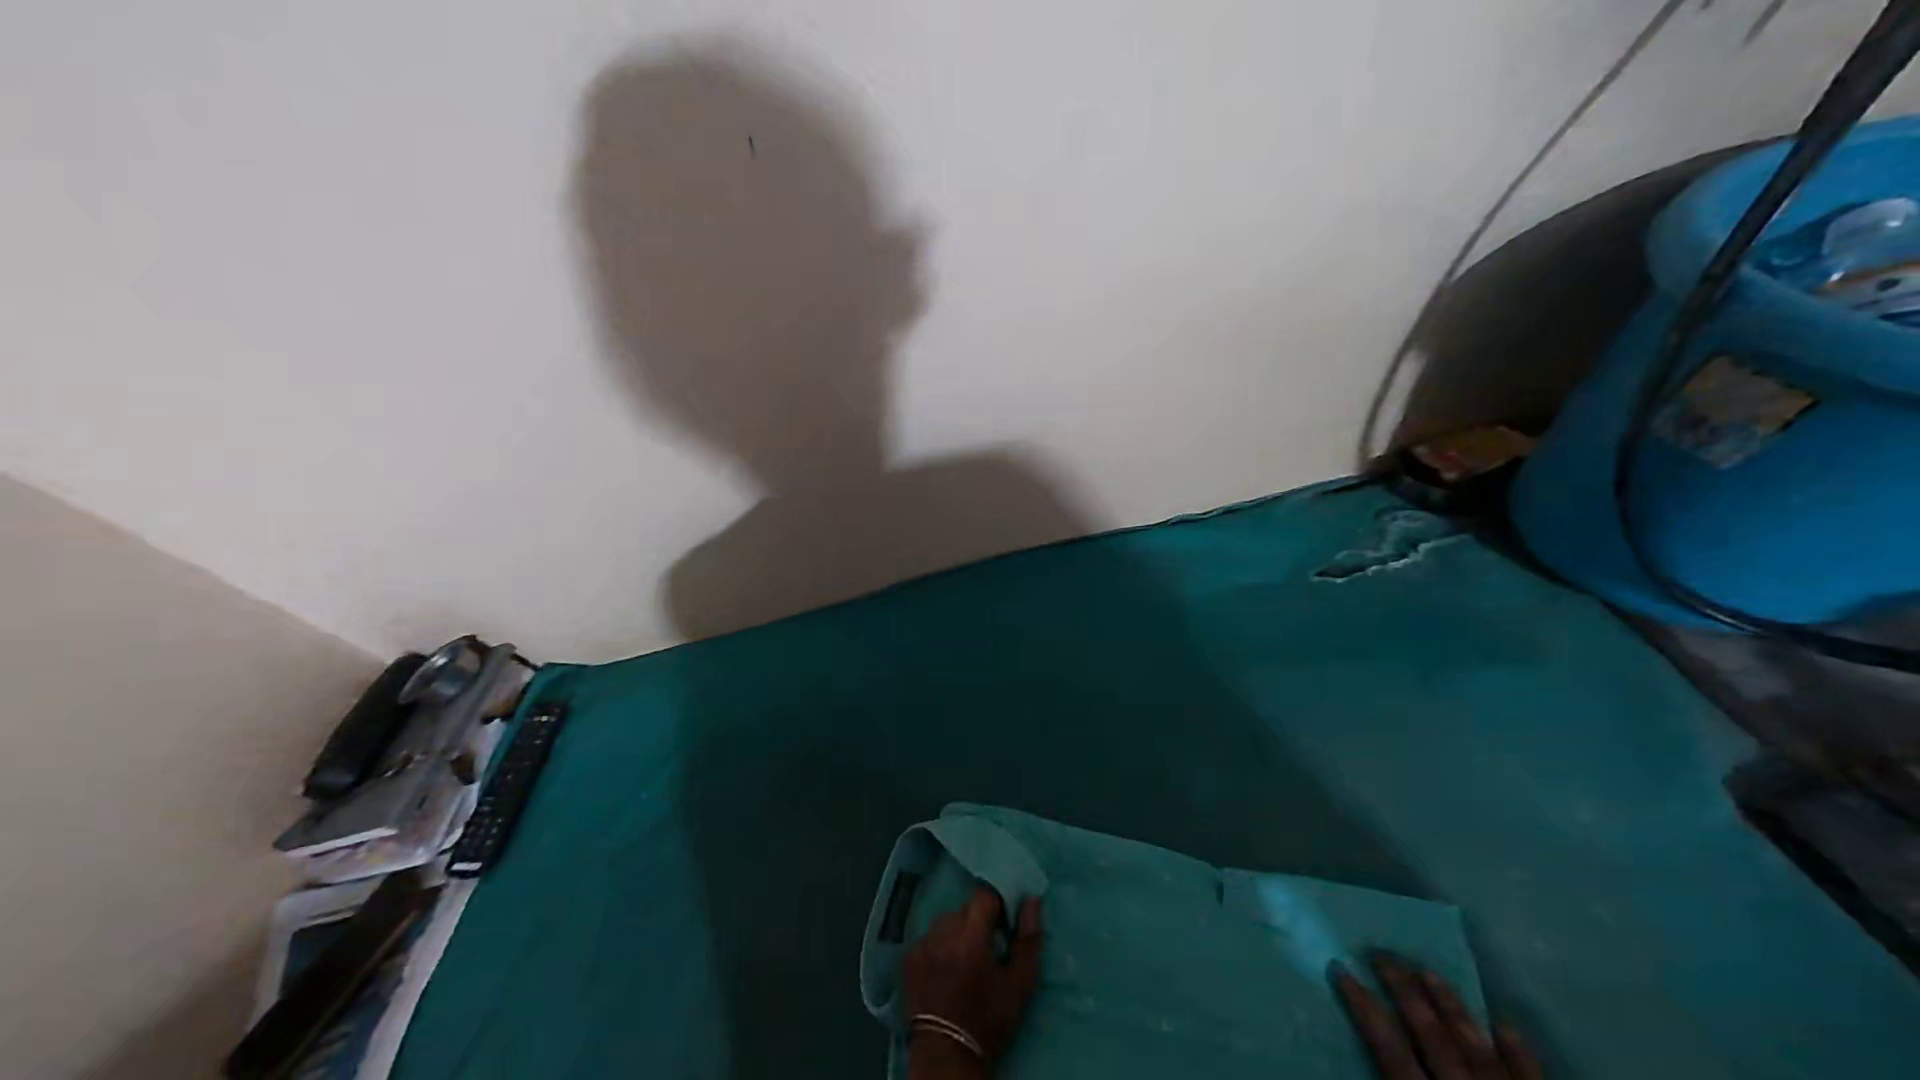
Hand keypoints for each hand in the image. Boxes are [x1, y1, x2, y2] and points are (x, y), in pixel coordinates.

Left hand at [903, 885, 1042, 1066]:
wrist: (948, 1055)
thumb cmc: (989, 1020)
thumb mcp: (1020, 984)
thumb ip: (1029, 939)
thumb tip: (1032, 900)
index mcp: (971, 938)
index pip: (984, 896)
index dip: (997, 903)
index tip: (1004, 920)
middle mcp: (943, 934)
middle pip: (964, 909)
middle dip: (978, 921)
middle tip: (987, 946)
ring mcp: (922, 944)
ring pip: (945, 921)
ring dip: (957, 931)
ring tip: (965, 958)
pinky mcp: (908, 957)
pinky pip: (928, 937)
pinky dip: (939, 944)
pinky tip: (945, 967)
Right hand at [1331, 953, 1542, 1079]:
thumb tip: (1339, 1074)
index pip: (1388, 1047)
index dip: (1363, 1006)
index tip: (1341, 969)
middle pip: (1429, 1033)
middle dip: (1402, 988)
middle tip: (1379, 952)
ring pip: (1475, 1045)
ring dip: (1450, 1005)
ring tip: (1426, 970)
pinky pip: (1533, 1079)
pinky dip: (1518, 1050)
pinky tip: (1503, 1024)